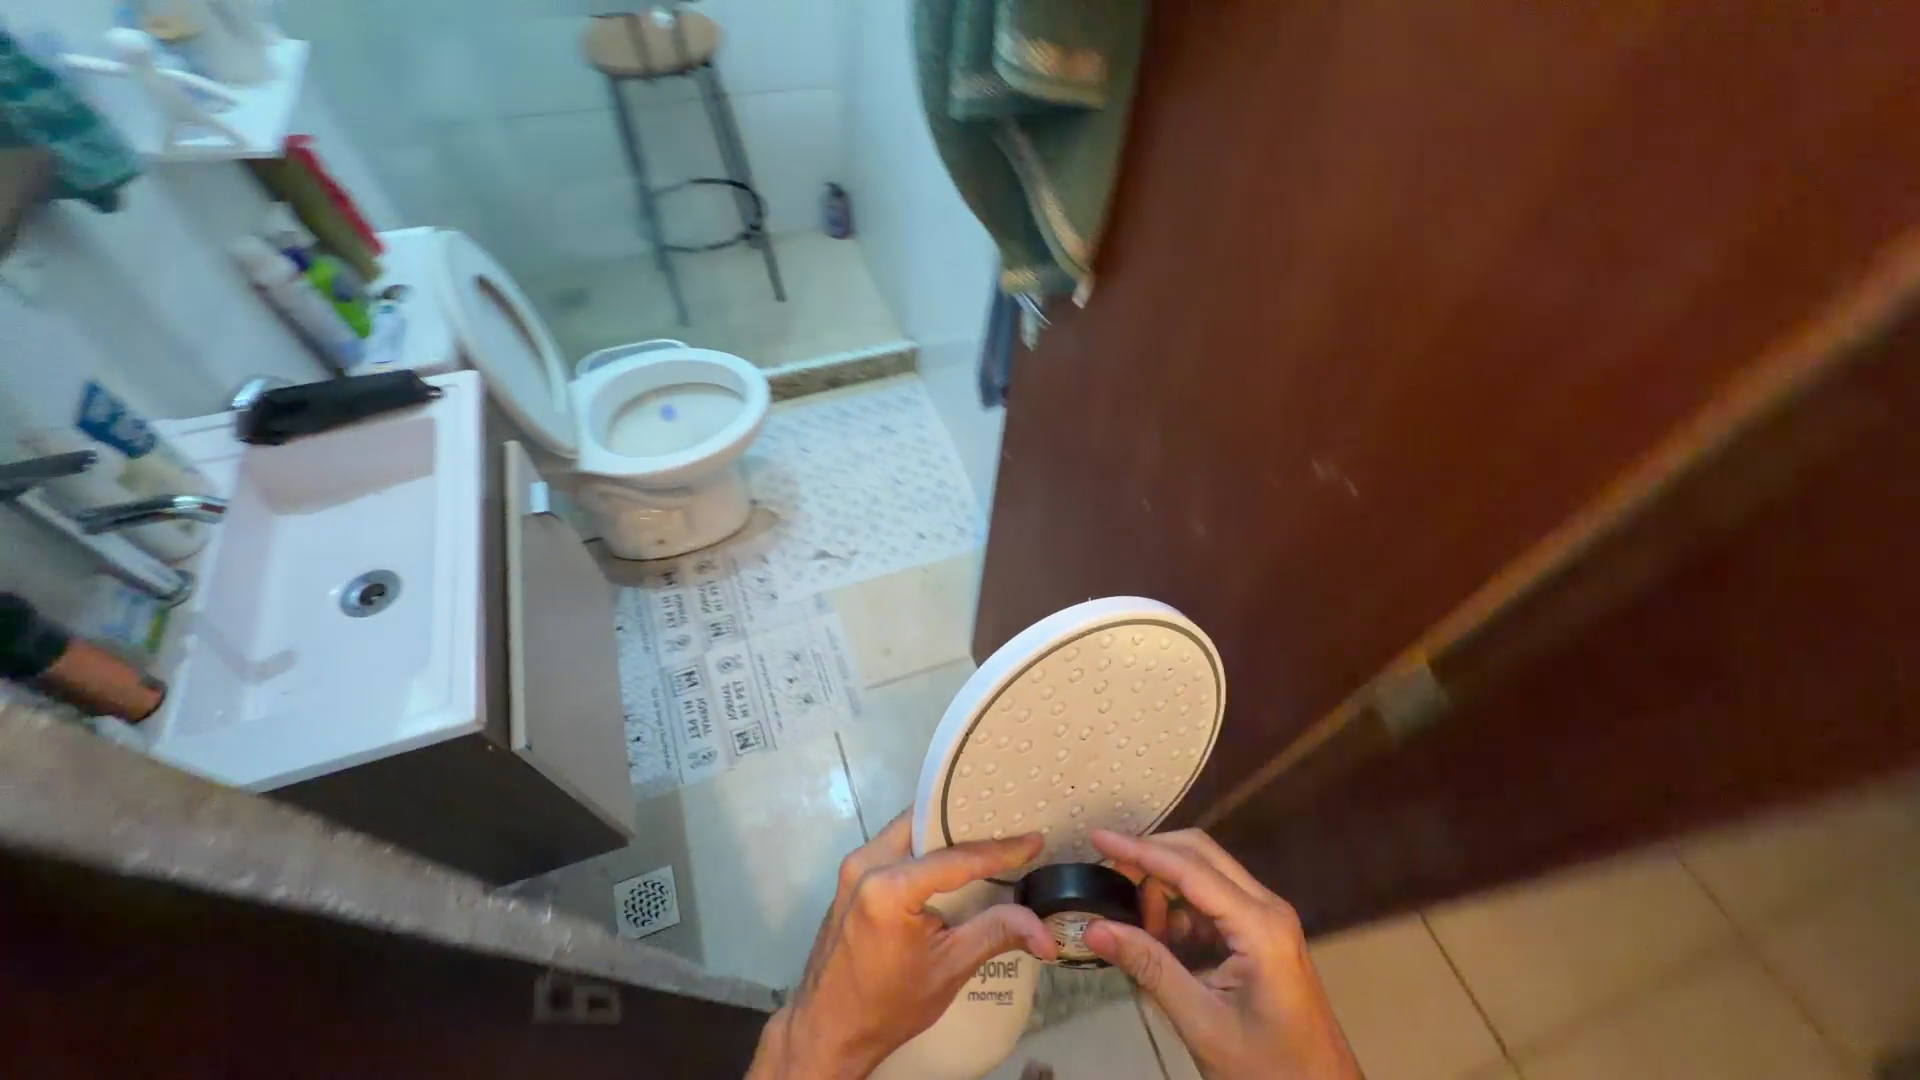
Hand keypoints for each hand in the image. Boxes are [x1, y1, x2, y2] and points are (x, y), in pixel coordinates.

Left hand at [748, 814, 1058, 1079]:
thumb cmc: (888, 1005)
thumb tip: (1046, 933)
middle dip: (966, 821)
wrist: (828, 1031)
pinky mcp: (851, 875)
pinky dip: (925, 846)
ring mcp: (854, 866)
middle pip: (925, 823)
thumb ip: (996, 933)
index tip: (1034, 840)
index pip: (956, 858)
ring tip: (986, 835)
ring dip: (944, 831)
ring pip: (908, 829)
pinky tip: (951, 857)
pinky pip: (895, 844)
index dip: (999, 850)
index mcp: (889, 887)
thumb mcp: (949, 968)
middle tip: (1006, 822)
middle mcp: (866, 863)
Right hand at [1084, 829, 1361, 1079]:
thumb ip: (1149, 968)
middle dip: (1150, 857)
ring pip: (1205, 872)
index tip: (1098, 837)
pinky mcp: (1262, 933)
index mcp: (1259, 926)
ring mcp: (1268, 918)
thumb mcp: (1202, 1023)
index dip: (1139, 849)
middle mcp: (1267, 907)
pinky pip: (1213, 899)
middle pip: (1199, 853)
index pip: (1189, 868)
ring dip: (1165, 887)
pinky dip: (1180, 908)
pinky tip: (1161, 941)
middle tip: (1108, 876)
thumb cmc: (1268, 1069)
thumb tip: (1094, 928)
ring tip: (1139, 930)